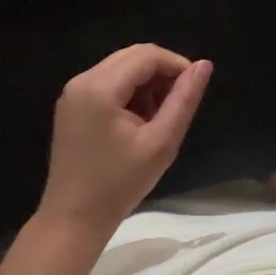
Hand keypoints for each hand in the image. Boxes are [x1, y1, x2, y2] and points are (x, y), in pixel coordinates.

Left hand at [38, 44, 213, 233]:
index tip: (194, 89)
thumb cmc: (119, 185)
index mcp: (99, 87)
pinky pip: (107, 83)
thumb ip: (183, 100)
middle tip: (177, 105)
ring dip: (145, 83)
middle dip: (161, 73)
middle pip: (132, 56)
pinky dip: (128, 93)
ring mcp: (72, 93)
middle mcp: (81, 80)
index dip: (176, 64)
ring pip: (120, 68)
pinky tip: (138, 122)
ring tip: (158, 118)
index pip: (146, 55)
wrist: (73, 219)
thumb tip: (204, 65)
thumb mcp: (160, 143)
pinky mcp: (71, 105)